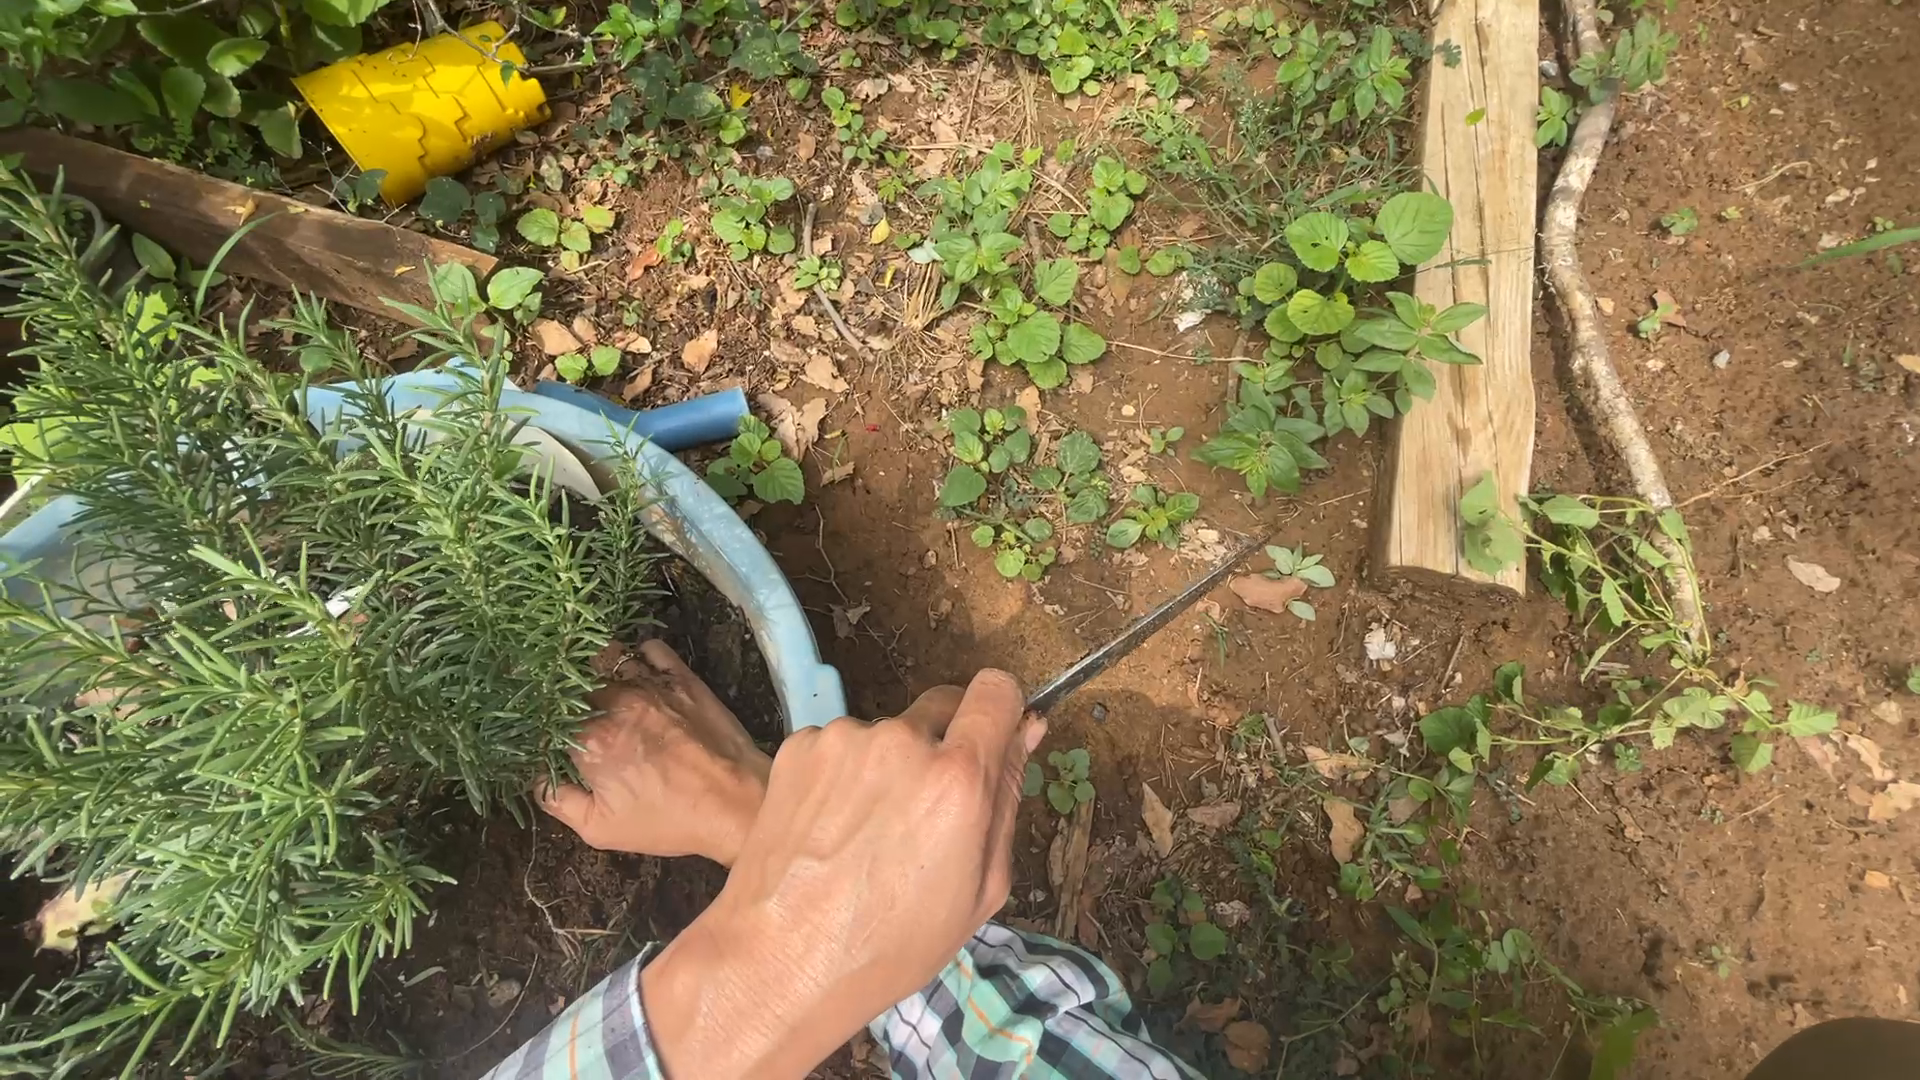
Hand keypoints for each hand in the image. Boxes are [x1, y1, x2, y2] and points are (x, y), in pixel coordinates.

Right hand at [539, 641, 771, 866]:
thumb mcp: (600, 827)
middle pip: (575, 683)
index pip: (548, 717)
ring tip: (594, 681)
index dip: (541, 721)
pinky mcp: (684, 678)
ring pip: (610, 660)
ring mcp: (653, 686)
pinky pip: (653, 649)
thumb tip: (535, 776)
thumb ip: (557, 799)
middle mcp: (617, 703)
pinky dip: (639, 655)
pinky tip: (636, 669)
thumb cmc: (669, 820)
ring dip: (597, 669)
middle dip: (564, 692)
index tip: (539, 725)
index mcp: (590, 740)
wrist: (736, 801)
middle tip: (566, 704)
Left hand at [639, 670, 1043, 1078]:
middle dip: (944, 742)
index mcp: (956, 776)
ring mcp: (844, 737)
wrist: (778, 962)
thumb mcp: (982, 888)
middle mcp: (901, 739)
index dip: (1000, 711)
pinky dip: (843, 773)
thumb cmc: (893, 943)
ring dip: (888, 764)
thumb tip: (1026, 727)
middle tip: (923, 808)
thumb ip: (1008, 795)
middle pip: (942, 706)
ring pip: (889, 732)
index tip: (989, 739)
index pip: (995, 690)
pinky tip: (827, 826)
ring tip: (862, 831)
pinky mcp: (800, 744)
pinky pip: (842, 745)